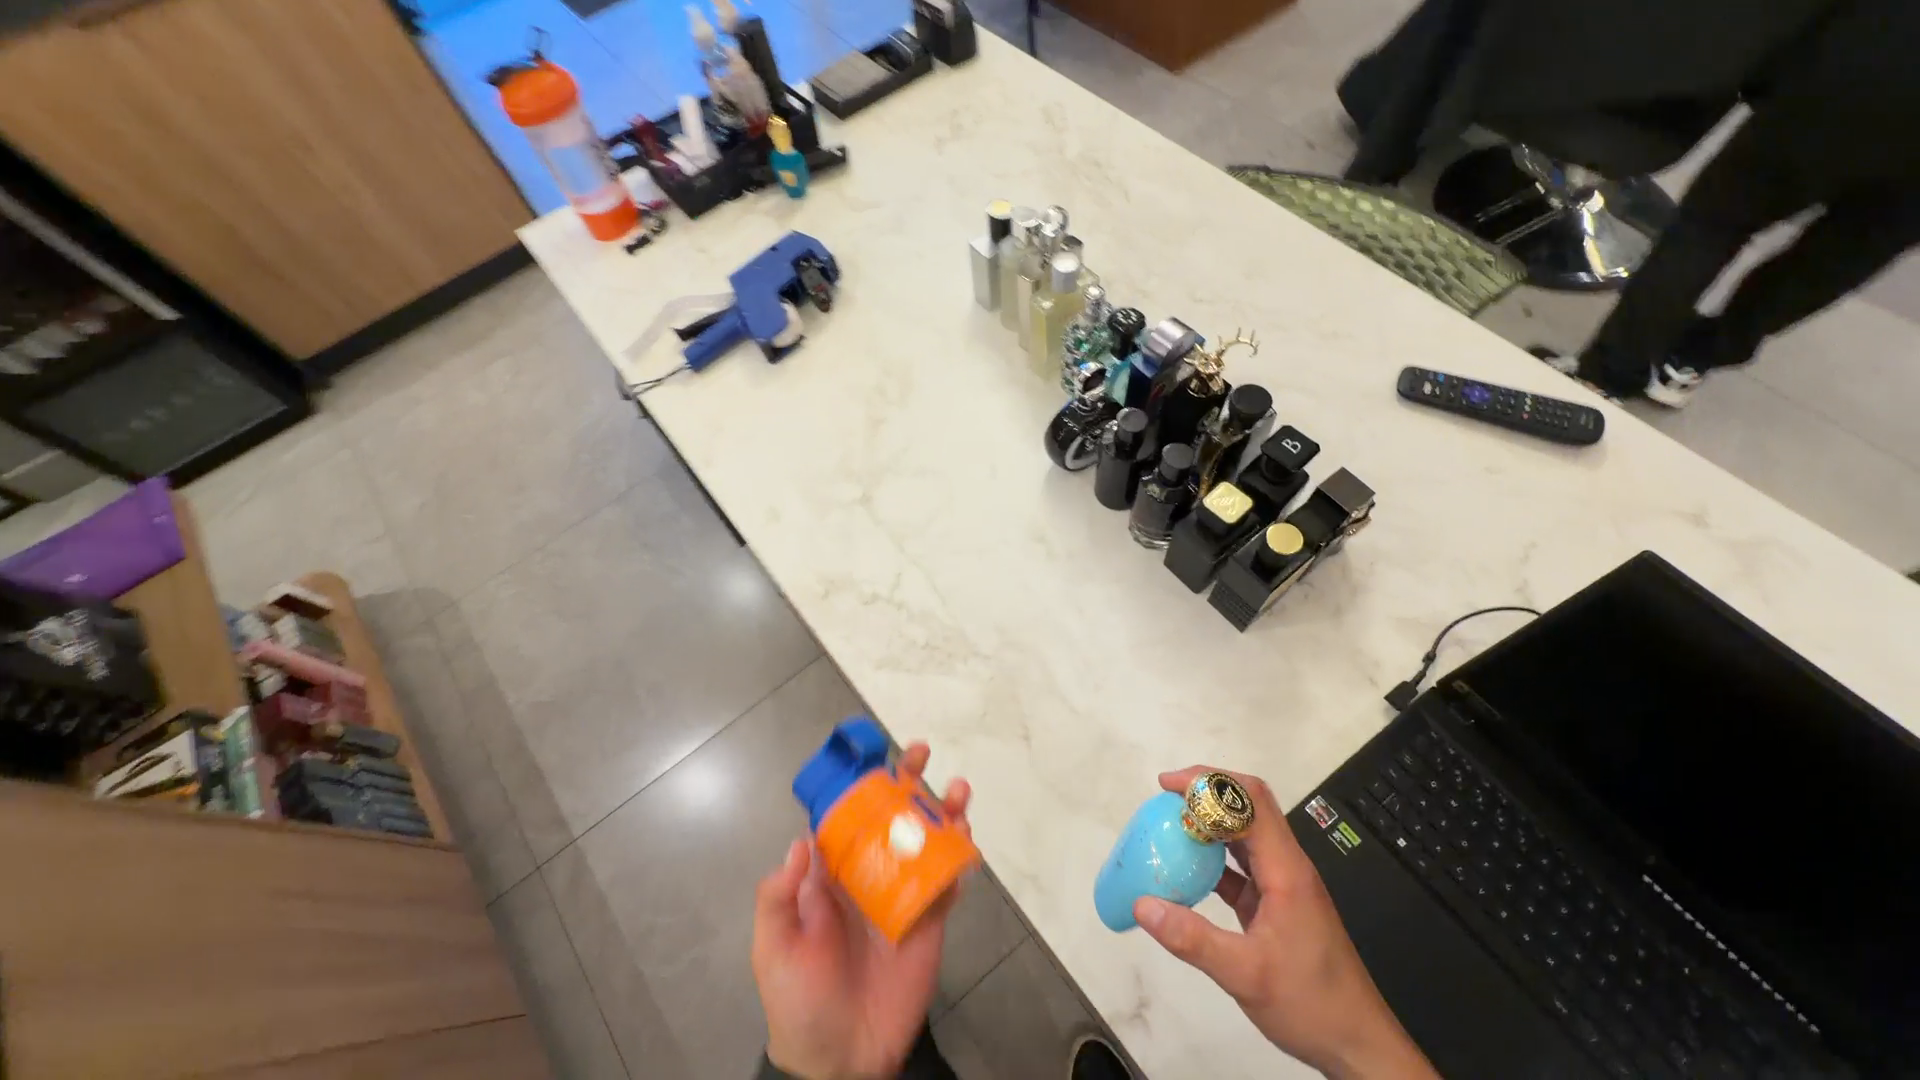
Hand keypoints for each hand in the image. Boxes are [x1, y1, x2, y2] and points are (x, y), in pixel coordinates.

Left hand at [752, 743, 971, 1079]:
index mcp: (829, 877)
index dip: (859, 787)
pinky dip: (959, 856)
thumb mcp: (774, 947)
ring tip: (956, 790)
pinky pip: (947, 882)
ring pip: (925, 842)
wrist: (841, 1058)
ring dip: (941, 812)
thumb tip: (802, 840)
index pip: (845, 820)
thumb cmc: (799, 998)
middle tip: (921, 752)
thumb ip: (780, 896)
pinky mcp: (930, 921)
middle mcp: (868, 876)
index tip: (873, 758)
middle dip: (906, 783)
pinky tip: (965, 837)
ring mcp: (902, 896)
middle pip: (890, 820)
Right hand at [1133, 767, 1436, 1079]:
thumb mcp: (1245, 975)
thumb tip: (1142, 905)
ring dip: (1210, 825)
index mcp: (1287, 871)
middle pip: (1250, 808)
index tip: (1167, 786)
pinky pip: (1242, 868)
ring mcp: (1284, 886)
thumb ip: (1192, 939)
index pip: (1250, 803)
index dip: (1209, 782)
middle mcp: (1288, 868)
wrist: (1358, 1044)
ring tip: (1168, 828)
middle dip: (1207, 794)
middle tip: (1163, 800)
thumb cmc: (1310, 1003)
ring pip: (1246, 836)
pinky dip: (1214, 861)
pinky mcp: (1278, 906)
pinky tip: (1186, 872)